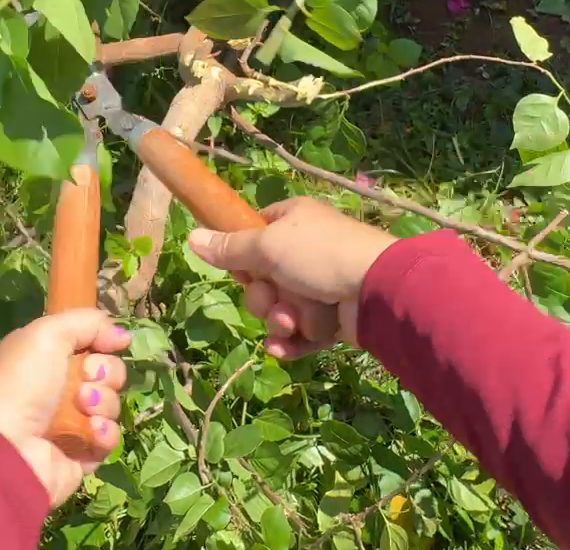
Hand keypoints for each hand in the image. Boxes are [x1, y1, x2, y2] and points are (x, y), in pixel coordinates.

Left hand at [0, 309, 130, 506]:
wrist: (8, 448)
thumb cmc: (23, 383)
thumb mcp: (47, 334)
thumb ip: (87, 322)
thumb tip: (123, 335)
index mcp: (48, 358)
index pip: (92, 342)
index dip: (104, 340)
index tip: (111, 343)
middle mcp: (61, 387)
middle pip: (107, 370)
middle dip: (104, 371)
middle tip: (85, 378)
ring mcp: (73, 422)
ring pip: (111, 402)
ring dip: (101, 401)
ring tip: (82, 407)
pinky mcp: (83, 454)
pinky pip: (109, 436)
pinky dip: (103, 432)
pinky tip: (90, 431)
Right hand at [188, 197, 396, 357]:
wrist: (378, 290)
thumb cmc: (319, 254)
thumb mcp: (267, 246)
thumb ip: (229, 248)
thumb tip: (192, 237)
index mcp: (291, 222)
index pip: (253, 236)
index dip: (243, 256)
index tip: (243, 267)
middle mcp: (304, 251)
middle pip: (263, 279)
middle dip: (264, 297)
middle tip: (276, 297)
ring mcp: (319, 285)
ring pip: (280, 309)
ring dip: (281, 320)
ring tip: (294, 322)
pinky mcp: (332, 317)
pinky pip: (300, 333)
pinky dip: (293, 341)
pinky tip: (286, 348)